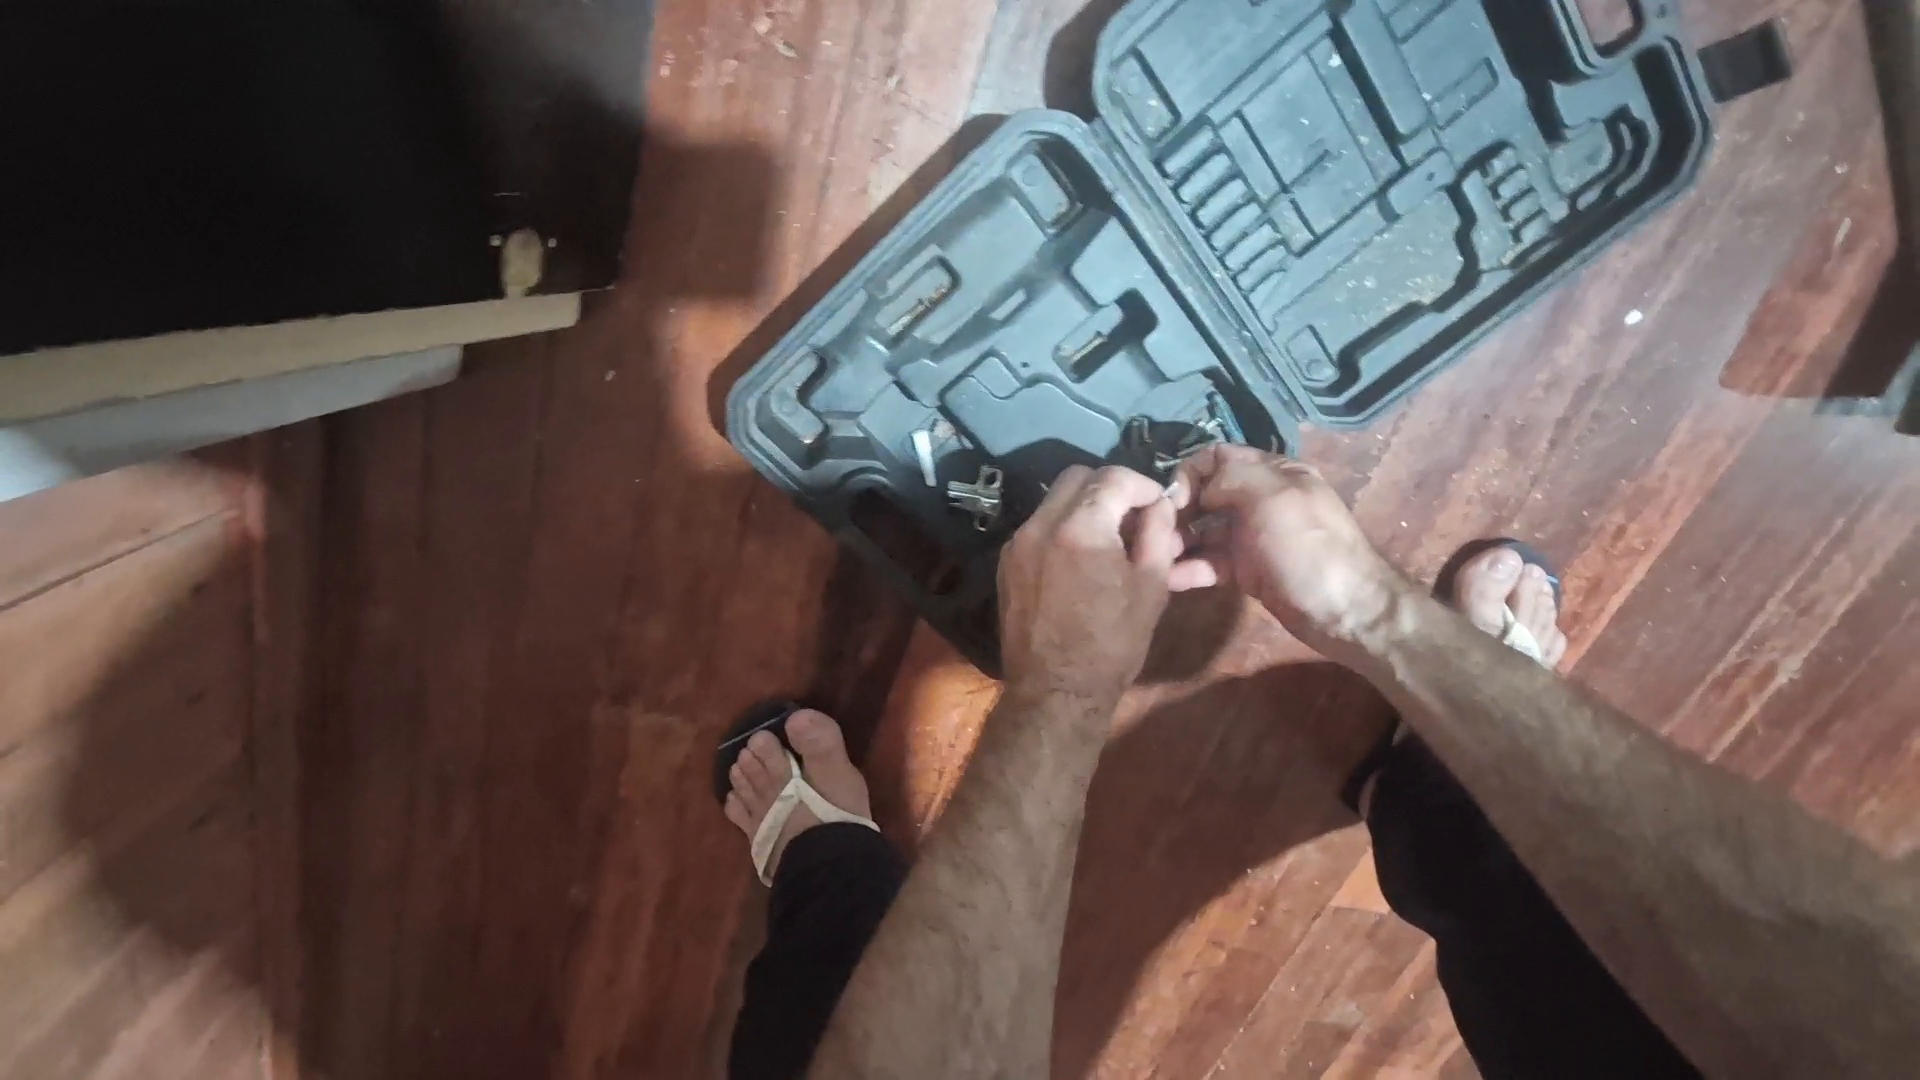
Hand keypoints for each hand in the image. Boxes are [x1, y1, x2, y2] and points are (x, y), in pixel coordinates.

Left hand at [997, 465, 1184, 702]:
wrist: (1057, 690)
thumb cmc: (1113, 643)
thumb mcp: (1151, 586)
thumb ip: (1157, 532)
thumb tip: (1157, 502)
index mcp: (1080, 529)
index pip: (1112, 477)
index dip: (1142, 485)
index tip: (1157, 505)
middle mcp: (1040, 526)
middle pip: (1077, 477)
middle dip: (1109, 488)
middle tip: (1133, 516)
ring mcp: (1017, 544)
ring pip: (1054, 501)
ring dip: (1084, 507)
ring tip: (1110, 538)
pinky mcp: (1006, 563)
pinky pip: (1038, 527)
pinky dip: (1062, 528)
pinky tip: (1081, 558)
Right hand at [1169, 445, 1408, 660]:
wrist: (1345, 612)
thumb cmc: (1308, 548)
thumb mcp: (1272, 497)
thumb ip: (1230, 477)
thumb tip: (1197, 487)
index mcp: (1272, 472)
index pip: (1217, 456)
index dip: (1189, 472)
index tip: (1170, 499)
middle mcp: (1259, 499)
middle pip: (1204, 494)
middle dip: (1176, 510)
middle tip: (1154, 533)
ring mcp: (1252, 536)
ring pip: (1202, 530)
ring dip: (1176, 541)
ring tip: (1156, 557)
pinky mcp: (1246, 571)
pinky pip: (1209, 563)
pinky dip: (1189, 569)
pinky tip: (1168, 579)